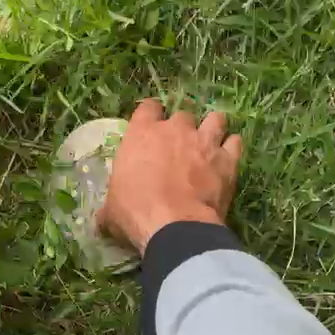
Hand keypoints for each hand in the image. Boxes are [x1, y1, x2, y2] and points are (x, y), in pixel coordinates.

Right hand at [97, 99, 243, 251]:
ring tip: (209, 143)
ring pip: (215, 119)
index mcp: (142, 135)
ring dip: (213, 128)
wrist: (174, 226)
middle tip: (180, 146)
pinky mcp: (227, 160)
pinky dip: (232, 149)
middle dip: (182, 128)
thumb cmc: (135, 214)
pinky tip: (228, 158)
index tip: (150, 127)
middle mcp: (175, 130)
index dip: (150, 116)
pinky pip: (235, 143)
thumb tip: (99, 221)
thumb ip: (109, 208)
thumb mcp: (112, 212)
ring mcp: (204, 142)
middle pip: (182, 114)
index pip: (147, 108)